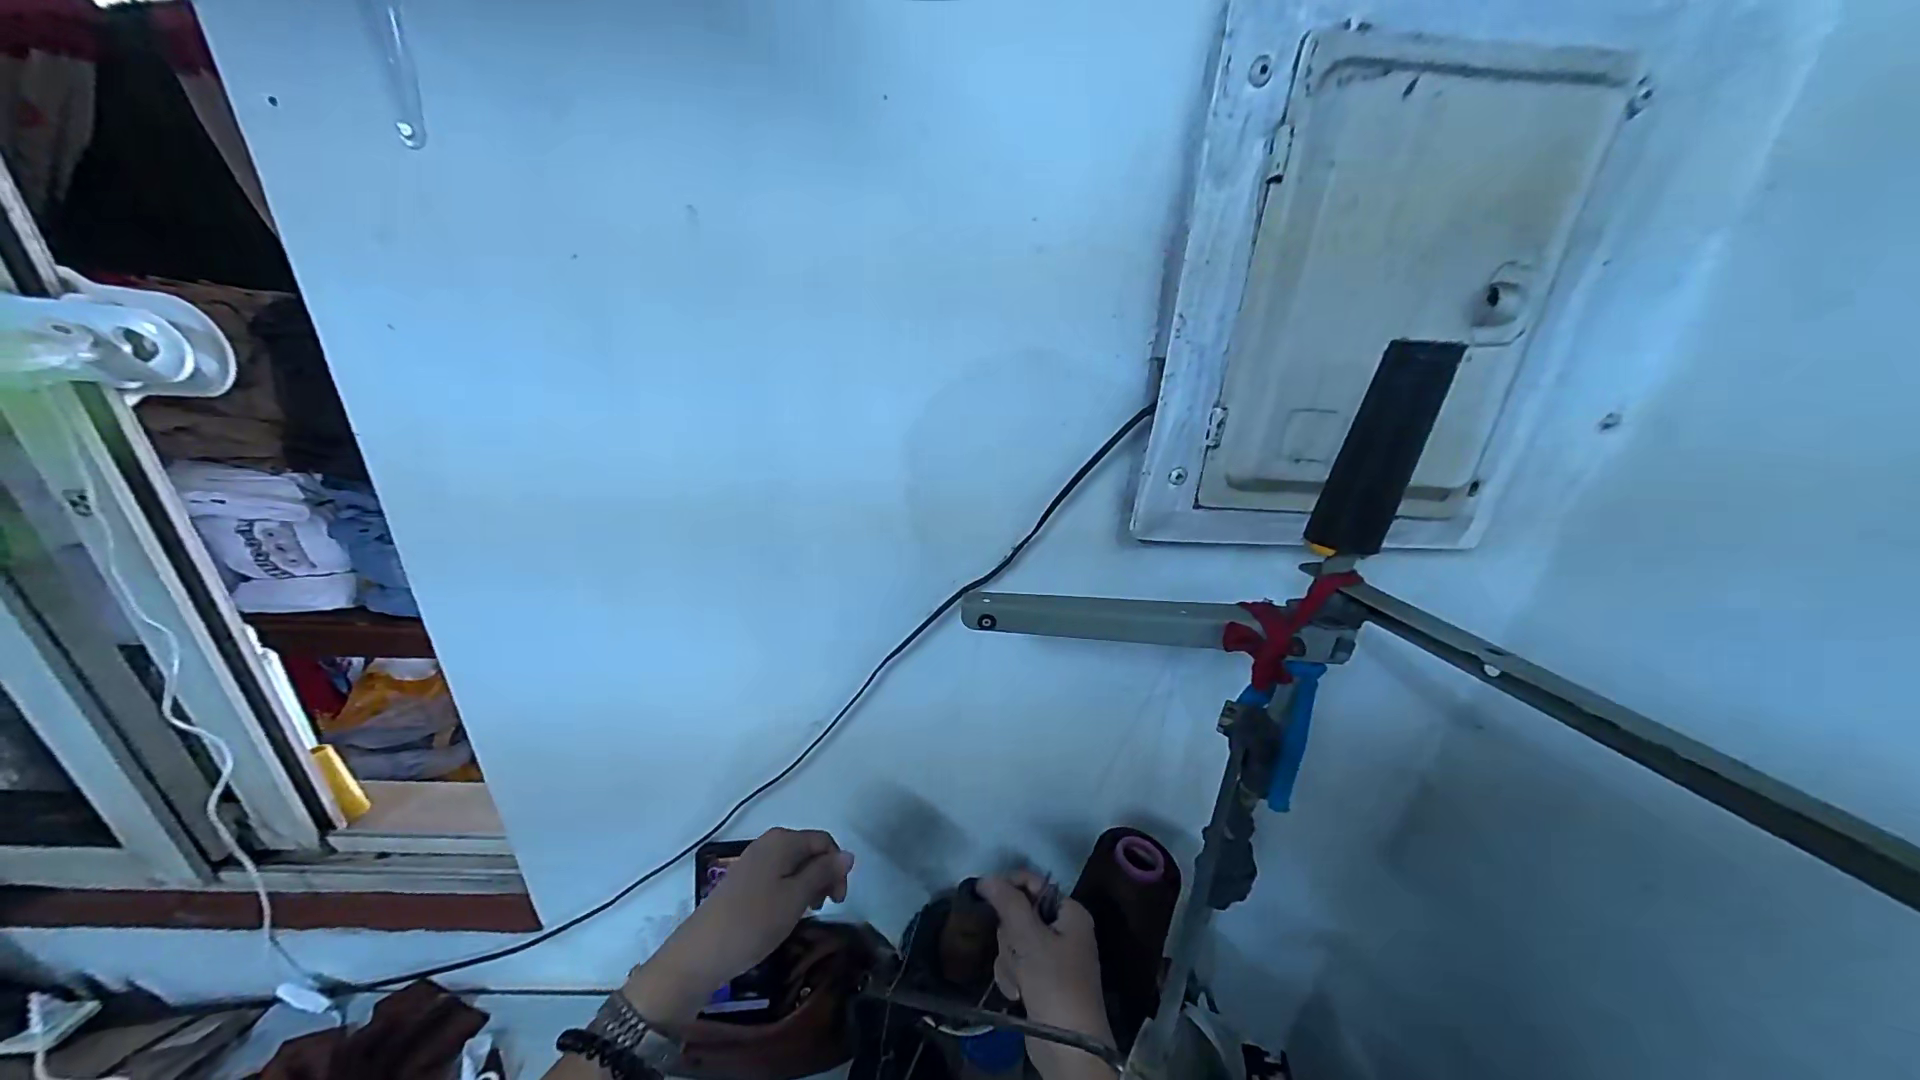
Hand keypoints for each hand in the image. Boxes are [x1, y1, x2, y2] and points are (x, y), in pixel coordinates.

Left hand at [622, 828, 854, 1027]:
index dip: (837, 867)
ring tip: (806, 913)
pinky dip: (789, 891)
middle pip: (809, 851)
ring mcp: (753, 862)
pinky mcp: (742, 881)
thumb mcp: (796, 898)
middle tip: (825, 908)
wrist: (699, 955)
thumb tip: (848, 854)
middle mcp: (768, 843)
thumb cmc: (754, 922)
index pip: (824, 842)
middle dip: (823, 875)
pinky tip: (785, 914)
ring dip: (807, 885)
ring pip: (793, 865)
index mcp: (783, 840)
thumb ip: (823, 873)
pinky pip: (777, 877)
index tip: (838, 900)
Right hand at [977, 871, 1115, 1079]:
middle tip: (1017, 953)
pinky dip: (1012, 977)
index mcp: (1070, 913)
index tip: (983, 895)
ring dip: (1010, 960)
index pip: (1033, 883)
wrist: (1069, 1050)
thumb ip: (1009, 904)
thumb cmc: (1055, 985)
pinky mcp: (1041, 979)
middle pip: (1020, 914)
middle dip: (1011, 937)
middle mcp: (1063, 930)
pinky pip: (1016, 964)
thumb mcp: (1031, 939)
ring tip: (1020, 980)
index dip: (1008, 886)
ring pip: (1014, 941)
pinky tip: (1018, 994)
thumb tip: (986, 878)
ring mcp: (1052, 956)